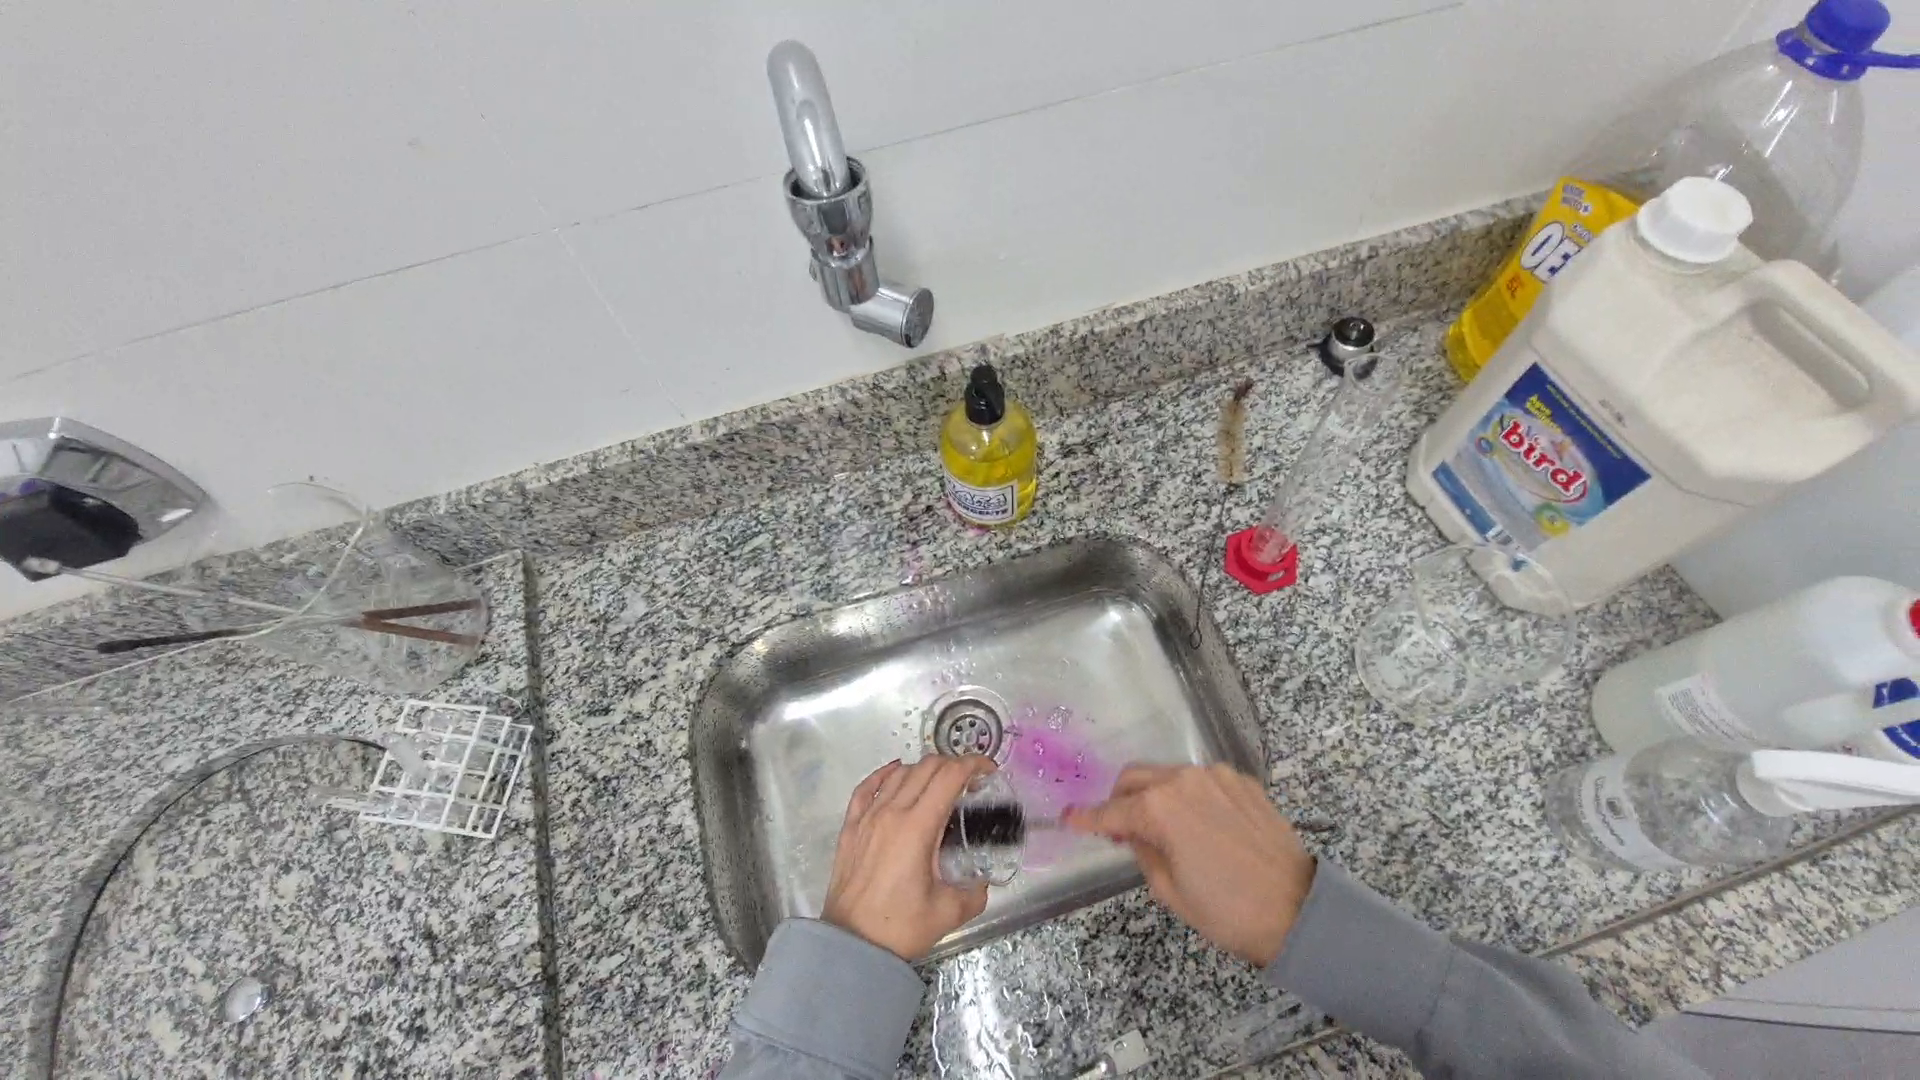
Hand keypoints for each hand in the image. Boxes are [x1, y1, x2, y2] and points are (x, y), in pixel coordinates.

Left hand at [821, 755, 997, 961]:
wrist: (851, 945)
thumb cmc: (900, 927)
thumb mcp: (949, 912)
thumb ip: (975, 891)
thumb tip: (983, 880)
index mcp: (917, 827)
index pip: (949, 776)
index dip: (974, 765)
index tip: (988, 770)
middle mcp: (892, 812)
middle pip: (926, 767)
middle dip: (954, 764)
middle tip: (970, 781)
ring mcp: (867, 817)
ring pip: (899, 773)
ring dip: (924, 769)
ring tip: (939, 782)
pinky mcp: (850, 827)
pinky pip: (866, 787)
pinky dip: (884, 773)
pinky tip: (895, 770)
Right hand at [1064, 764, 1315, 966]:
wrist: (1299, 910)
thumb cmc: (1227, 911)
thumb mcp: (1168, 890)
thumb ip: (1141, 850)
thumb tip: (1133, 833)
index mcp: (1159, 808)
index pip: (1110, 810)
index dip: (1086, 817)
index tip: (1069, 818)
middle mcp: (1183, 780)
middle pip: (1134, 778)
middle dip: (1120, 799)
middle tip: (1119, 828)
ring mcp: (1216, 776)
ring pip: (1167, 775)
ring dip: (1155, 795)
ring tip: (1164, 827)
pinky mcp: (1242, 781)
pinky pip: (1202, 781)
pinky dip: (1189, 796)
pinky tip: (1201, 824)